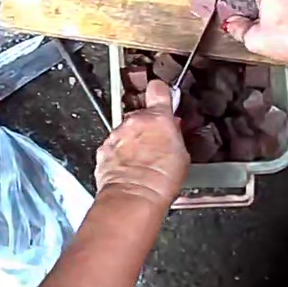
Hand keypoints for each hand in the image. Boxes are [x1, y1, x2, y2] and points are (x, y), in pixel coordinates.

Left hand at [95, 80, 187, 206]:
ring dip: (132, 142)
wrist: (134, 196)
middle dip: (146, 128)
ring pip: (125, 133)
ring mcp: (117, 135)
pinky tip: (129, 168)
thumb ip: (174, 135)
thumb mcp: (182, 155)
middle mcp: (134, 122)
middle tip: (155, 145)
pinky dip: (119, 154)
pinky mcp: (104, 149)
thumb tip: (172, 128)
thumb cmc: (161, 179)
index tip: (160, 92)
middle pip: (140, 117)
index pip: (158, 90)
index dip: (159, 90)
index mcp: (158, 118)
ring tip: (142, 162)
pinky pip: (113, 147)